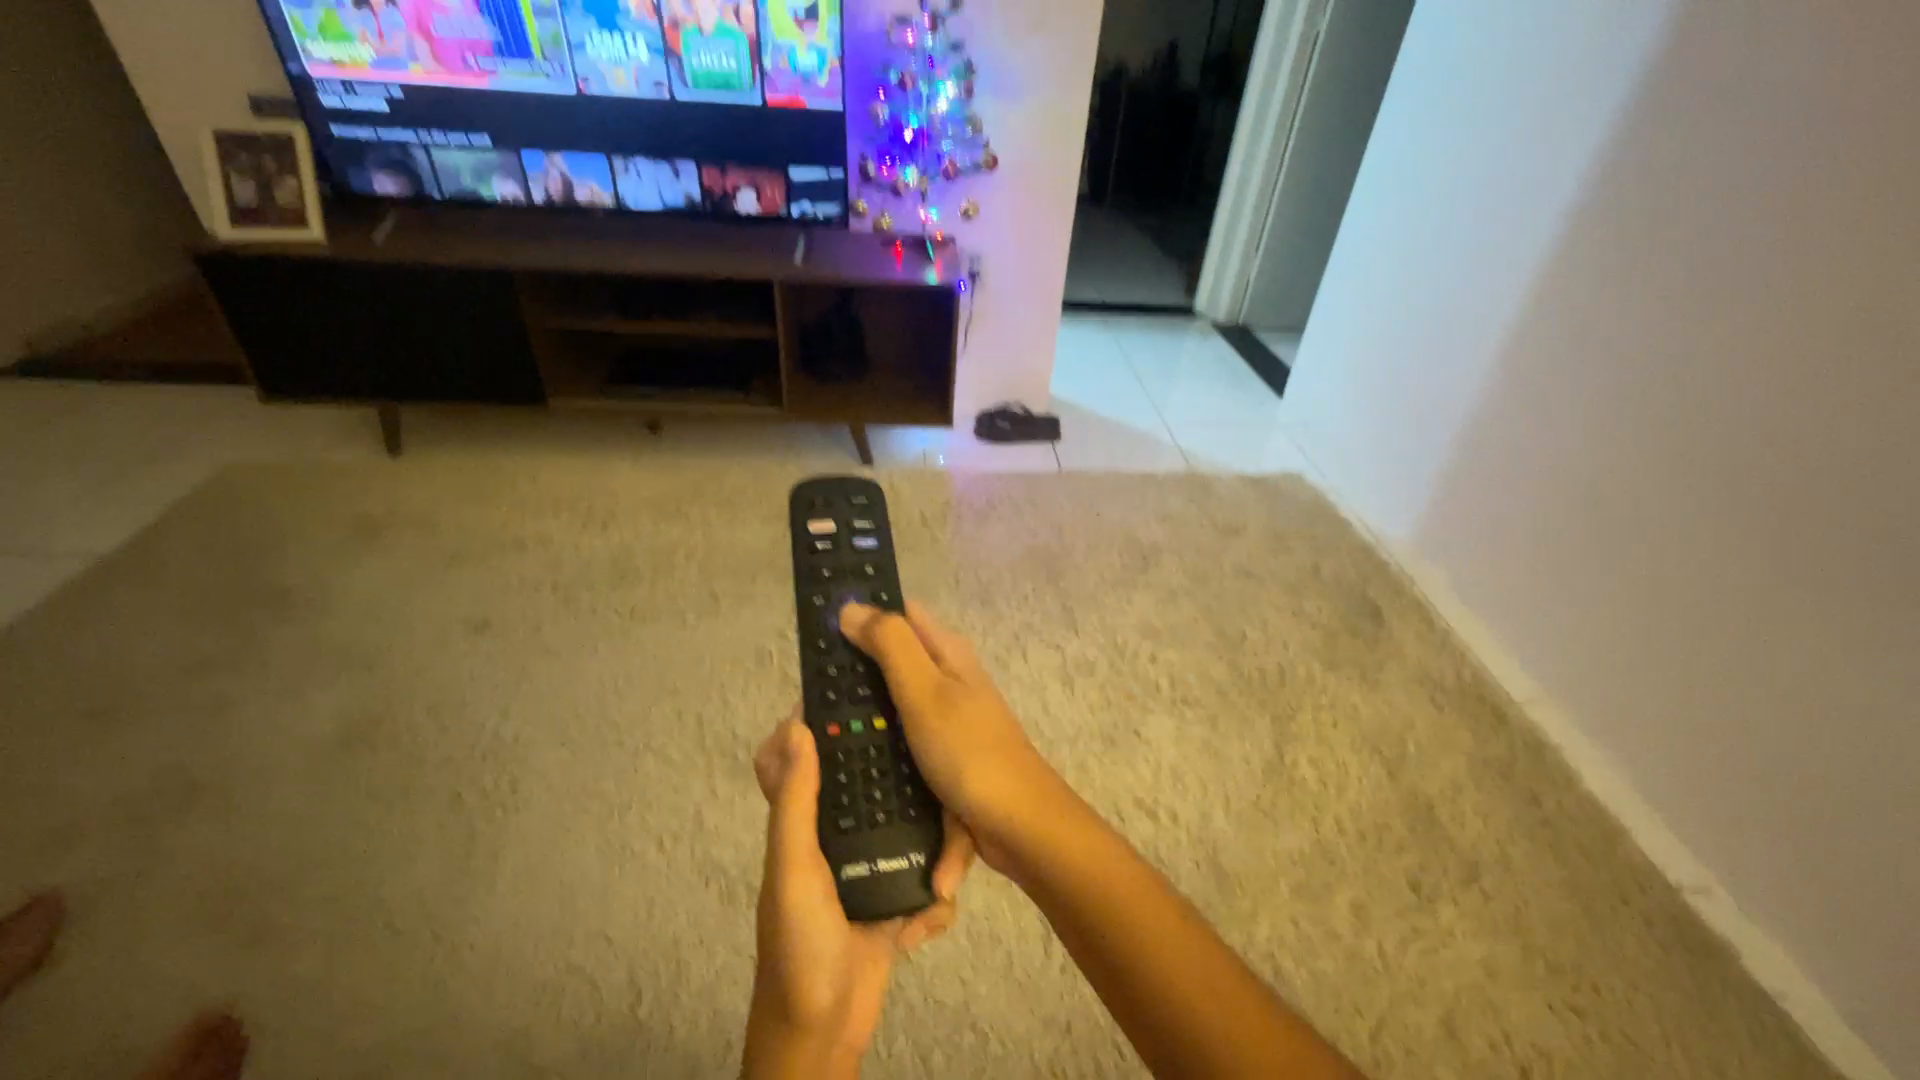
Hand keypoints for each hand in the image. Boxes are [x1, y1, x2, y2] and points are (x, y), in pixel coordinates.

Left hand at [744, 709, 974, 1077]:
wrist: (824, 1030)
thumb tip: (798, 725)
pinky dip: (933, 902)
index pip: (801, 761)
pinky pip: (926, 881)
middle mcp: (835, 839)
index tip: (858, 694)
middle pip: (868, 789)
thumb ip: (797, 802)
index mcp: (802, 826)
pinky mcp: (895, 901)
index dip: (817, 725)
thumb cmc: (798, 944)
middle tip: (933, 762)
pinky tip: (926, 921)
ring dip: (932, 850)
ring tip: (946, 863)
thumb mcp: (792, 869)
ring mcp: (868, 871)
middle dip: (898, 781)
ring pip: (909, 832)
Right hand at [838, 602, 1062, 870]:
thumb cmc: (970, 752)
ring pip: (891, 712)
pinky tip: (846, 771)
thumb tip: (849, 606)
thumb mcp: (926, 691)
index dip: (862, 616)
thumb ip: (891, 646)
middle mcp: (948, 682)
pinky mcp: (941, 762)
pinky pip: (899, 752)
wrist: (1019, 828)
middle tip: (805, 694)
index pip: (900, 615)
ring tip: (813, 735)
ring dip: (862, 721)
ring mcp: (945, 725)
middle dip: (853, 675)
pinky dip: (880, 758)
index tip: (816, 632)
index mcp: (948, 654)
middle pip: (892, 665)